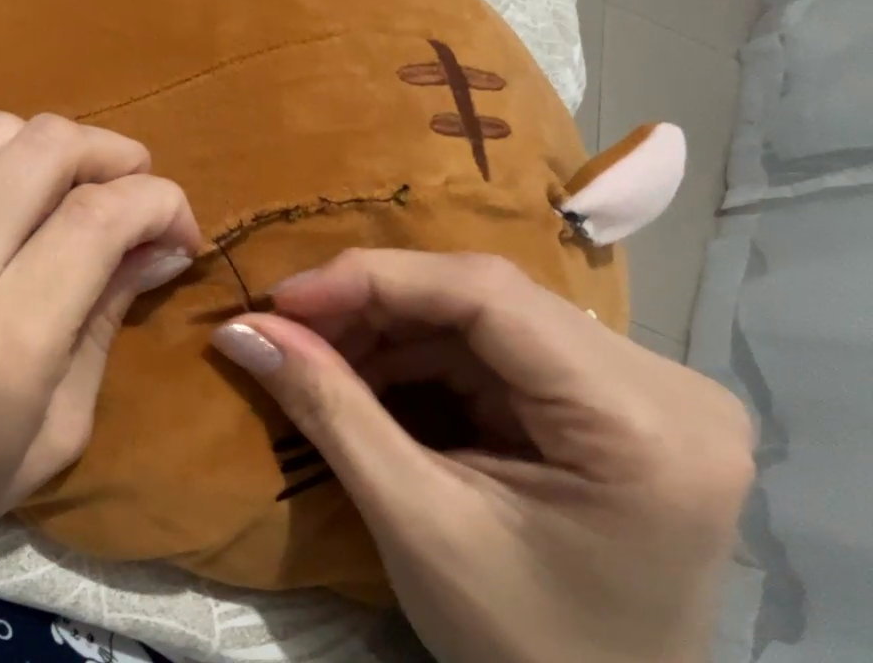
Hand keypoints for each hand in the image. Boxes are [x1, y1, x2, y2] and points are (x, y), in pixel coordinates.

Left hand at [0, 112, 201, 577]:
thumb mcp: (52, 437)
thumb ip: (103, 328)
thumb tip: (155, 251)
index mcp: (4, 346)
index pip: (95, 221)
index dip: (158, 204)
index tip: (179, 234)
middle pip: (47, 147)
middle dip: (116, 154)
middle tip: (139, 197)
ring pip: (0, 132)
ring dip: (62, 147)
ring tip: (86, 192)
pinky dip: (13, 162)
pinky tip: (27, 205)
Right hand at [213, 250, 753, 662]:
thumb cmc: (518, 639)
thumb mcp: (412, 520)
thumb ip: (328, 409)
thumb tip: (238, 328)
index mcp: (643, 422)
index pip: (489, 295)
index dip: (372, 278)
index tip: (279, 299)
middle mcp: (665, 385)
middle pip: (487, 298)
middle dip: (372, 305)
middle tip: (287, 329)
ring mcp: (645, 391)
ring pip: (482, 314)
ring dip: (387, 329)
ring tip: (318, 358)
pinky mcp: (611, 404)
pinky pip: (493, 347)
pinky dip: (416, 356)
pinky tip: (369, 379)